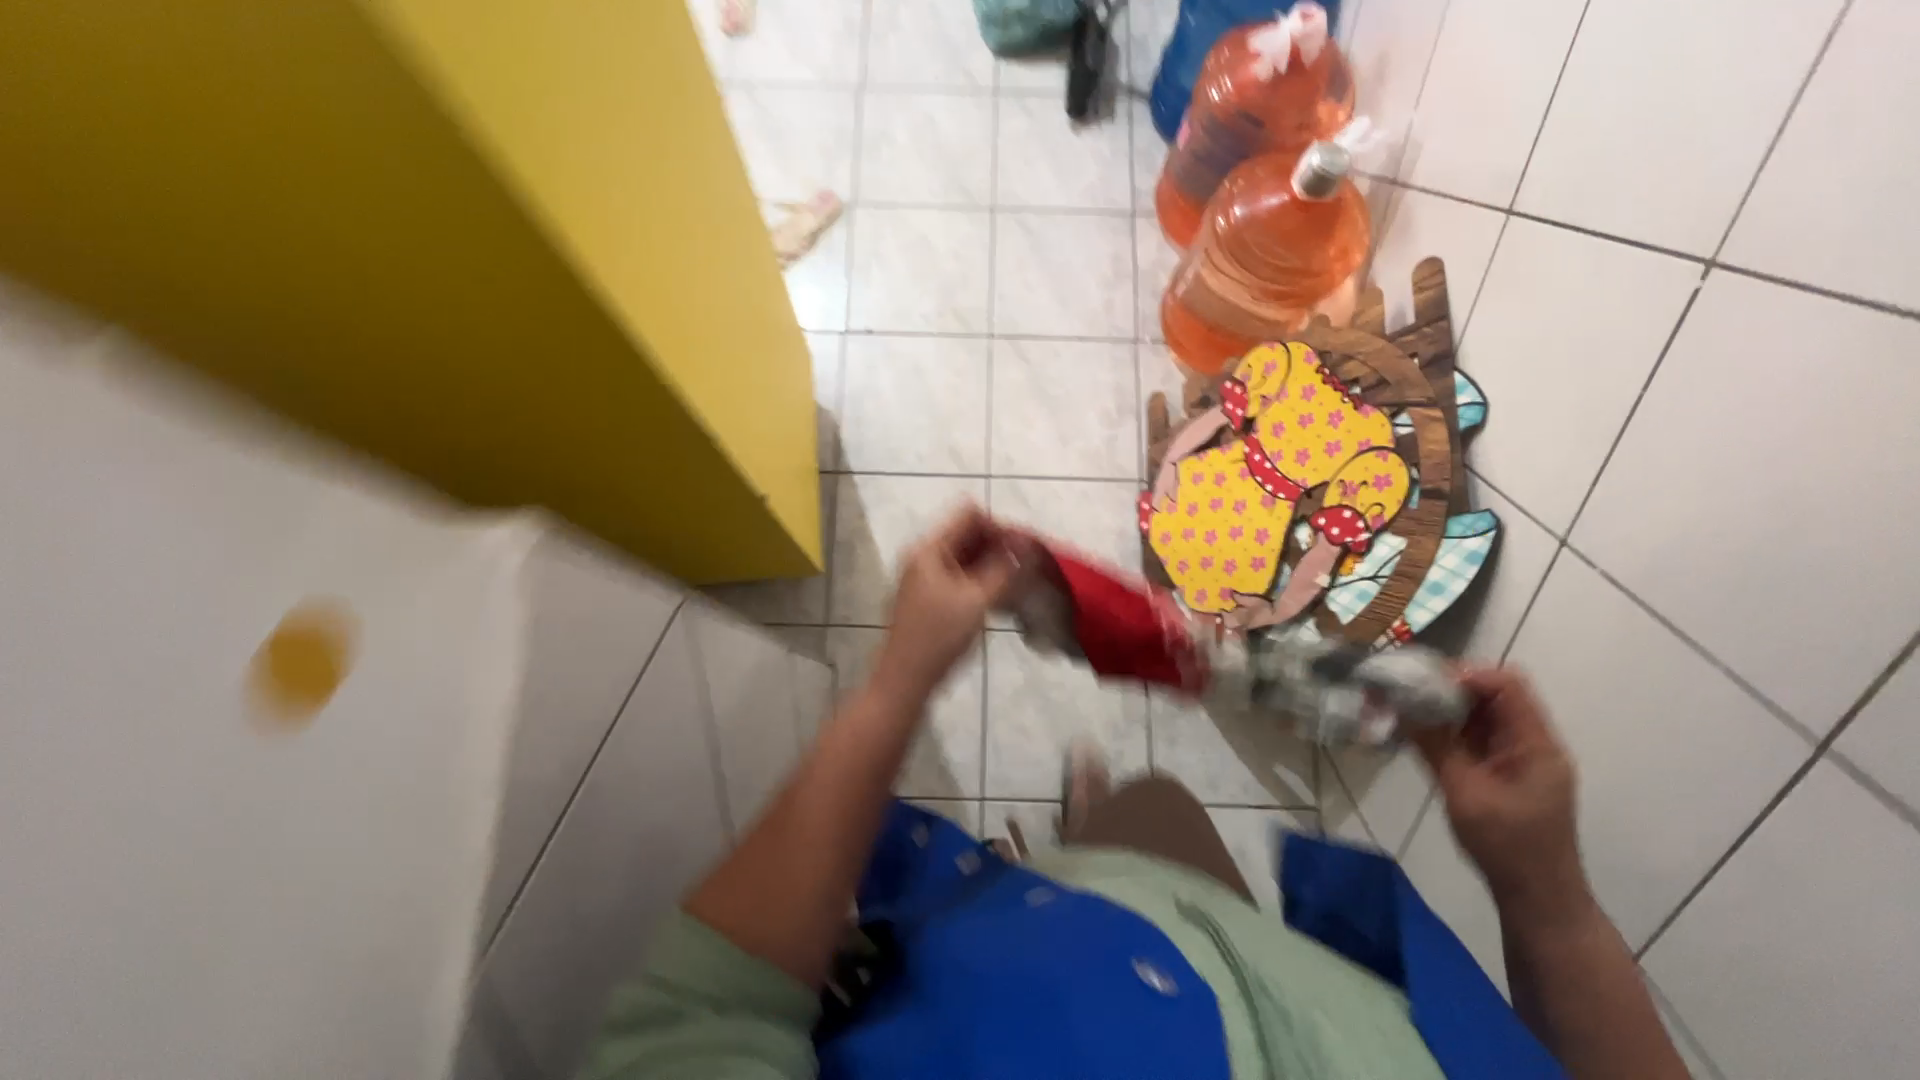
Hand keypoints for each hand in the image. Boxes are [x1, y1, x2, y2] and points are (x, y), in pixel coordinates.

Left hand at [873, 503, 1027, 702]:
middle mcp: (925, 557)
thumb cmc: (939, 638)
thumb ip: (1004, 568)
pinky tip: (1005, 598)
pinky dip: (983, 582)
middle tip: (1031, 567)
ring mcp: (927, 578)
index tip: (1028, 549)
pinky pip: (962, 578)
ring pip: (967, 558)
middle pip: (968, 535)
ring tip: (1023, 583)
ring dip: (995, 565)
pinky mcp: (932, 599)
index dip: (1001, 526)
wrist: (904, 682)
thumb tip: (1028, 542)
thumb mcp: (976, 600)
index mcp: (929, 549)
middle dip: (1000, 546)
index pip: (970, 515)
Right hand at [1412, 666, 1590, 920]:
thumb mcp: (1465, 792)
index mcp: (1535, 744)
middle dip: (1449, 690)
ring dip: (1447, 711)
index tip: (1422, 684)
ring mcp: (1521, 759)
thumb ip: (1435, 746)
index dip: (1465, 676)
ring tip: (1406, 714)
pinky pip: (1479, 739)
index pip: (1507, 685)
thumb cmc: (1506, 845)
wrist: (1538, 898)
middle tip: (1406, 696)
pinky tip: (1422, 738)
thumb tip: (1402, 707)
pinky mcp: (1507, 774)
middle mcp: (1533, 743)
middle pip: (1494, 695)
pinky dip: (1451, 732)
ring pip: (1484, 716)